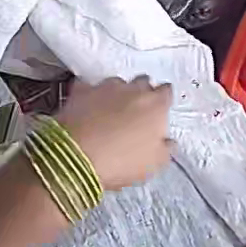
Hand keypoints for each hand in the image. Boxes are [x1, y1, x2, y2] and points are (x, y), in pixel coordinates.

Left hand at [53, 78, 173, 191]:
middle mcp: (133, 89)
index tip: (159, 111)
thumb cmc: (121, 161)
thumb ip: (165, 149)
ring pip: (116, 83)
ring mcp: (105, 87)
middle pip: (142, 82)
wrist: (77, 156)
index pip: (166, 93)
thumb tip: (168, 141)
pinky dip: (89, 94)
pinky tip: (86, 107)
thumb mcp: (153, 164)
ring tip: (110, 111)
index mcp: (155, 105)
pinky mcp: (80, 90)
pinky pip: (88, 87)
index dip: (162, 101)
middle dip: (141, 93)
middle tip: (136, 112)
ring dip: (116, 93)